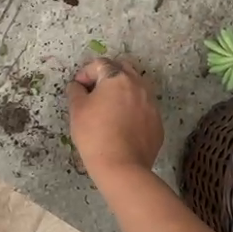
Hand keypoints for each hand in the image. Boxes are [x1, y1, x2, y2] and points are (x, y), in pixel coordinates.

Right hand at [67, 56, 162, 179]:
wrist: (122, 167)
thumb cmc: (95, 134)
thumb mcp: (76, 109)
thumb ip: (75, 90)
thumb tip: (77, 86)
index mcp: (117, 77)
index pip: (100, 64)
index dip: (85, 73)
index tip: (77, 88)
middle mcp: (138, 85)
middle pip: (122, 69)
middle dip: (107, 76)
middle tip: (94, 92)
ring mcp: (151, 104)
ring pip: (136, 88)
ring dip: (122, 91)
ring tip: (109, 108)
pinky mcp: (157, 123)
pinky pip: (143, 107)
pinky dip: (132, 109)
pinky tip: (122, 124)